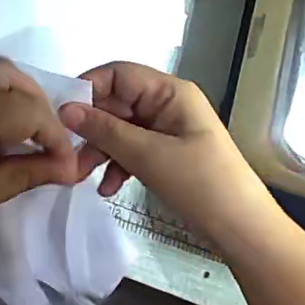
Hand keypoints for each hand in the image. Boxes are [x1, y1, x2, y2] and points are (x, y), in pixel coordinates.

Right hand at [58, 62, 279, 252]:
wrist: (243, 230)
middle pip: (115, 103)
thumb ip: (104, 130)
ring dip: (100, 150)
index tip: (61, 115)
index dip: (88, 89)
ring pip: (119, 129)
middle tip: (68, 154)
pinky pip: (131, 150)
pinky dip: (116, 165)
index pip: (118, 74)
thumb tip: (65, 109)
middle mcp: (167, 105)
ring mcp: (166, 130)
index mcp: (170, 92)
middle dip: (91, 128)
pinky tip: (107, 188)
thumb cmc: (202, 184)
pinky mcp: (165, 154)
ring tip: (81, 175)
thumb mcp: (147, 155)